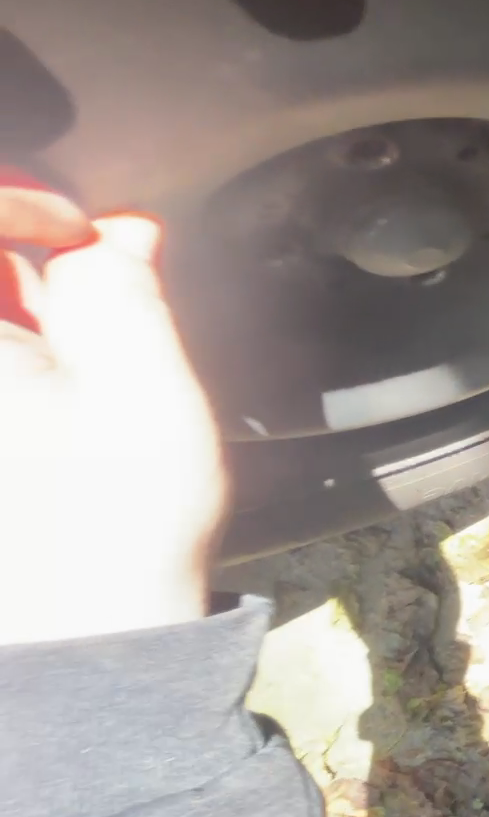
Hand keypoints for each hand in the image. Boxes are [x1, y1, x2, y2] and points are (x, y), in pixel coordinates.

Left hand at [1, 180, 225, 643]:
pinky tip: (47, 374)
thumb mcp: (147, 393)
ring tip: (74, 341)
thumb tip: (122, 229)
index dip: (15, 202)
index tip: (90, 234)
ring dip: (17, 302)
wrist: (80, 614)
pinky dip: (20, 348)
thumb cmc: (120, 508)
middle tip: (84, 275)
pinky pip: (1, 358)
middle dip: (12, 251)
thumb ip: (122, 298)